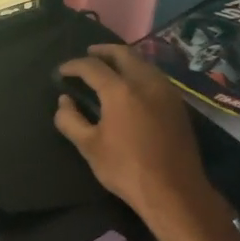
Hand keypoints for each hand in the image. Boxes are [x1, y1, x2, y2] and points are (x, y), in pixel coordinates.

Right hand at [54, 44, 219, 222]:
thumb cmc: (125, 168)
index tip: (62, 71)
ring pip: (143, 63)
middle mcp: (146, 82)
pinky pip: (155, 76)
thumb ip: (70, 120)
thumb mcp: (89, 147)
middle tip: (88, 55)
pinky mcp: (177, 104)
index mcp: (120, 90)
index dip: (74, 66)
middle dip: (103, 52)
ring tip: (109, 67)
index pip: (92, 67)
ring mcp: (166, 91)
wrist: (172, 189)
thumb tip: (63, 101)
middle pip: (123, 54)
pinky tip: (131, 85)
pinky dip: (139, 72)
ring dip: (123, 60)